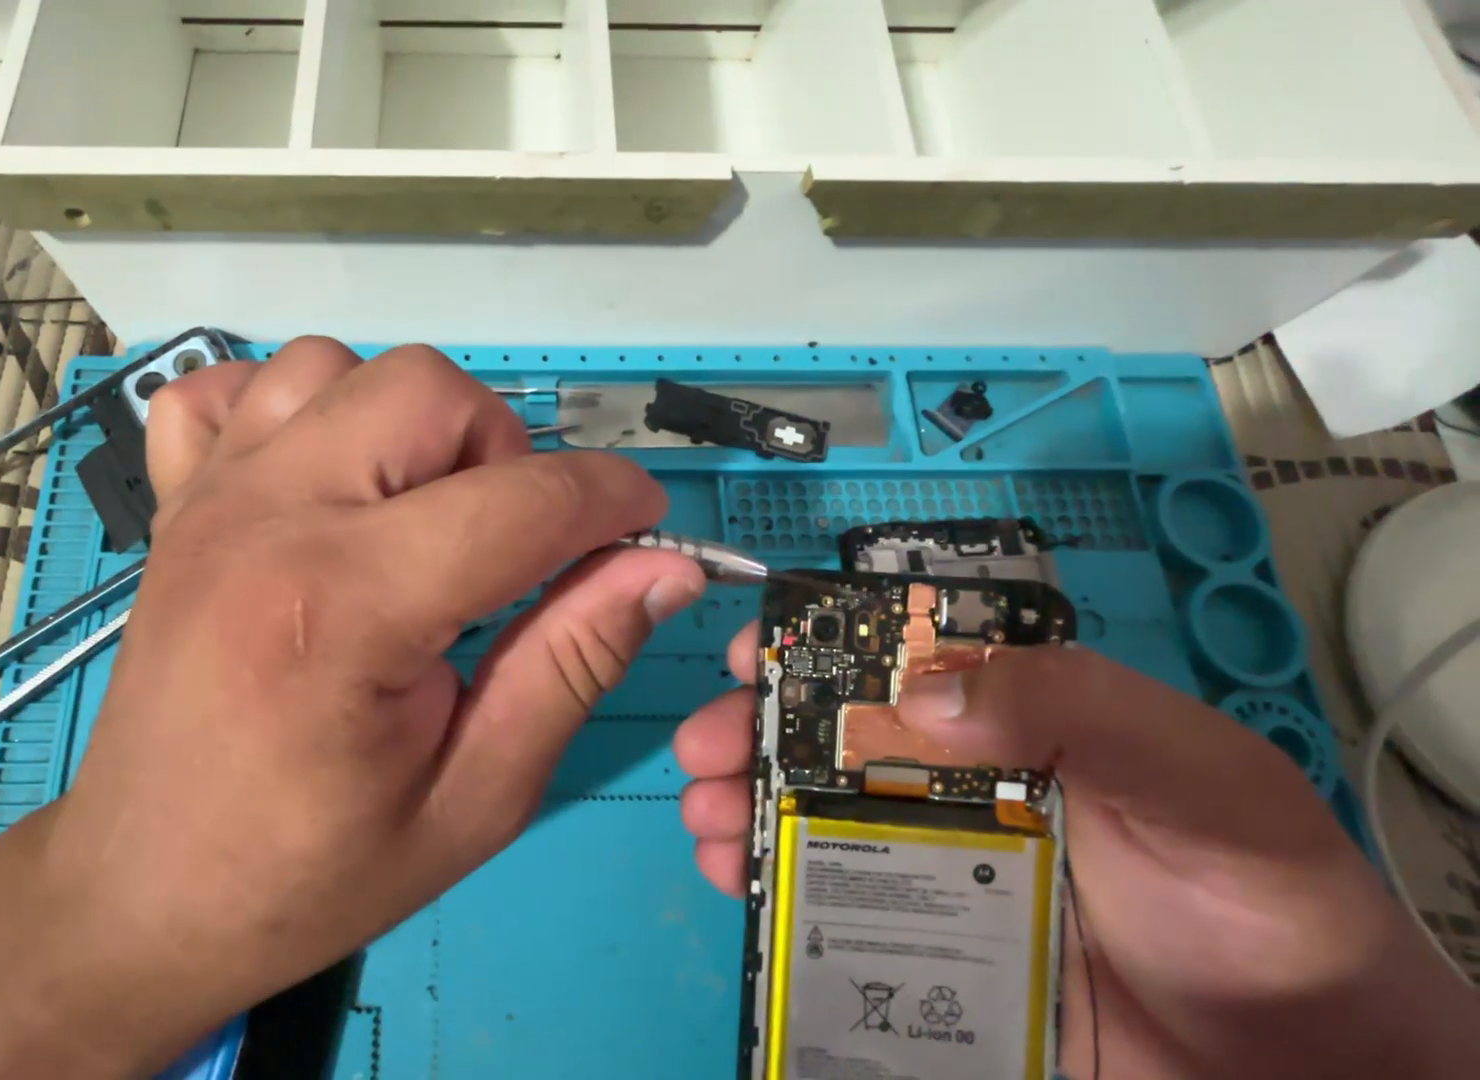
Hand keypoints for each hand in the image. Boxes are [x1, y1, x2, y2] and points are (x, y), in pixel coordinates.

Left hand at [43, 337, 706, 1072]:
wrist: (147, 894)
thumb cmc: (313, 871)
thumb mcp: (476, 797)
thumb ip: (573, 663)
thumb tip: (660, 570)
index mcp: (347, 605)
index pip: (521, 501)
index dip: (610, 500)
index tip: (645, 527)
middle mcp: (270, 518)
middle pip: (427, 390)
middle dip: (505, 452)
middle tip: (512, 545)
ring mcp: (210, 498)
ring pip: (336, 366)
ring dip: (408, 422)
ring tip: (420, 515)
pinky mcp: (175, 504)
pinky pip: (232, 390)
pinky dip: (296, 408)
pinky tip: (324, 481)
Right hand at [675, 636, 1479, 1077]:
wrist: (1294, 1069)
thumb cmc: (1252, 894)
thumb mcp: (1191, 774)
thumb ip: (1074, 705)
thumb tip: (919, 689)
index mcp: (1007, 710)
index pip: (895, 654)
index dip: (815, 643)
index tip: (752, 652)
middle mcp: (950, 770)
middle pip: (828, 731)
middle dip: (751, 727)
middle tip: (703, 747)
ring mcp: (924, 850)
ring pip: (808, 806)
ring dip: (741, 798)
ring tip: (705, 816)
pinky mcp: (913, 929)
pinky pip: (819, 891)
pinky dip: (762, 876)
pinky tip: (731, 873)